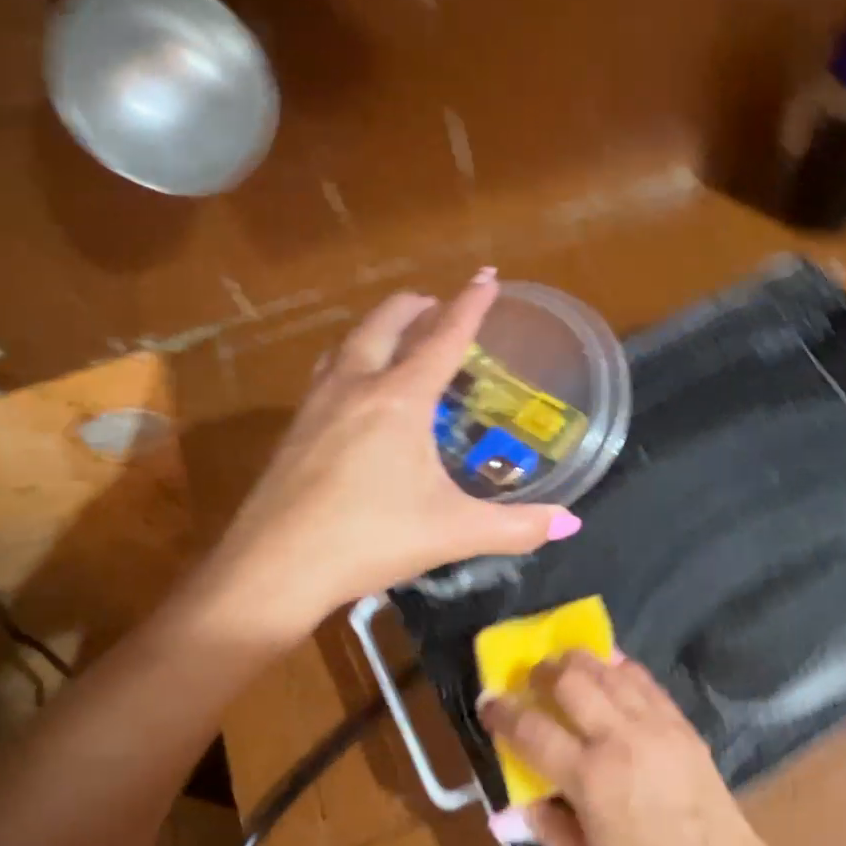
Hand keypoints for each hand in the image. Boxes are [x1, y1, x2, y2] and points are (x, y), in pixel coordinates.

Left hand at [199, 270, 579, 636]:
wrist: (275, 568)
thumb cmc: (371, 539)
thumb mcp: (454, 533)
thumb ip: (516, 528)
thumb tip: (570, 522)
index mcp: (399, 399)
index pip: (442, 338)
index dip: (469, 306)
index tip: (486, 277)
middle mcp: (355, 387)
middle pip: (384, 325)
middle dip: (414, 306)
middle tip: (436, 303)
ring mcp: (316, 407)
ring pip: (347, 345)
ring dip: (375, 329)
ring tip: (393, 334)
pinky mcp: (293, 432)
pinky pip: (326, 375)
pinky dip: (349, 362)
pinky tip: (351, 391)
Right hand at [479, 653, 773, 845]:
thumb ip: (545, 829)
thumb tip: (511, 806)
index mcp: (589, 778)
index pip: (531, 730)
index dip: (502, 712)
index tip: (487, 702)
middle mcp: (618, 739)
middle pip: (571, 681)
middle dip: (543, 671)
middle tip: (532, 678)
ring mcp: (654, 725)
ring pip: (609, 671)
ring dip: (580, 661)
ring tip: (566, 666)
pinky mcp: (680, 722)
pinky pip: (644, 680)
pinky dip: (620, 669)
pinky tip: (610, 671)